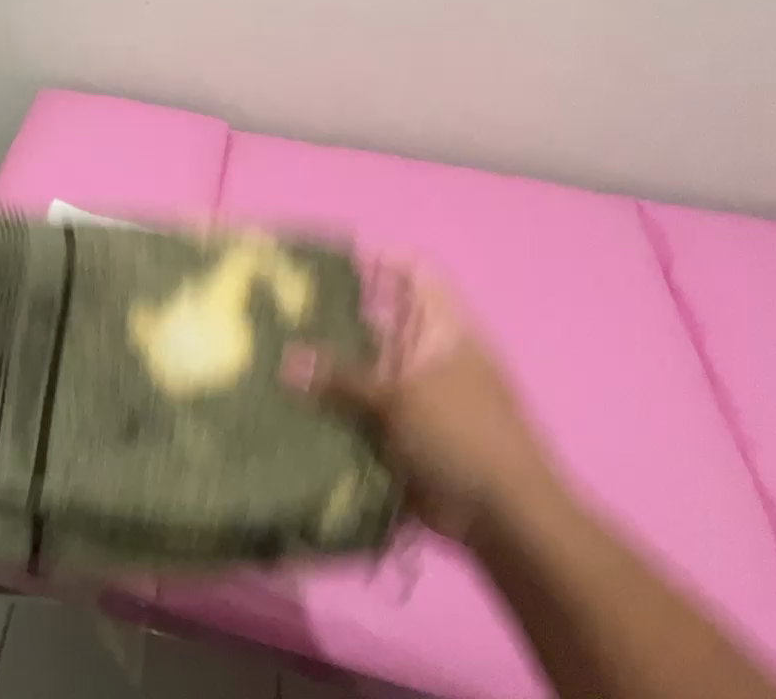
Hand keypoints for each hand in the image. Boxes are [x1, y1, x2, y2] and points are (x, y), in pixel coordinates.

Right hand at [281, 262, 562, 547]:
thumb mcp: (399, 397)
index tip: (329, 261)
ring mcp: (413, 393)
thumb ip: (341, 377)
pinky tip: (288, 404)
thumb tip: (285, 359)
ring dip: (326, 366)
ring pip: (363, 367)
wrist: (503, 515)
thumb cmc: (462, 434)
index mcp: (441, 329)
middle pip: (379, 320)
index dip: (380, 261)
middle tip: (279, 310)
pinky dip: (329, 408)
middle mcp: (426, 353)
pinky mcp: (400, 431)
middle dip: (335, 315)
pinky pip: (358, 411)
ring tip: (271, 353)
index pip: (415, 275)